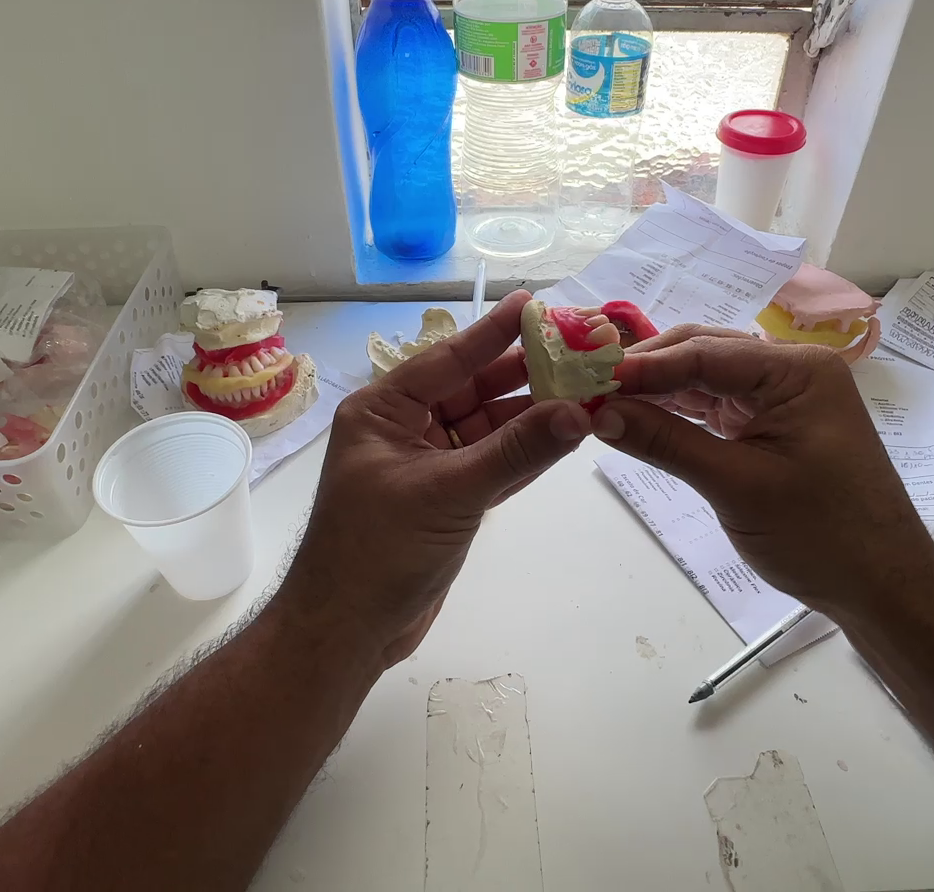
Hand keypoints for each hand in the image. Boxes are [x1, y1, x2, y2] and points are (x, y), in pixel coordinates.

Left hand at [278, 290, 589, 667]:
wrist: (348, 631)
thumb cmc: (379, 551)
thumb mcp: (449, 492)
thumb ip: (515, 452)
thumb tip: (578, 412)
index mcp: (384, 410)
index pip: (448, 359)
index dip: (493, 332)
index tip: (533, 303)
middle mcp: (405, 428)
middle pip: (472, 390)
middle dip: (523, 374)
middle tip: (576, 350)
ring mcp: (428, 464)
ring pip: (488, 428)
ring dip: (532, 416)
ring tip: (585, 391)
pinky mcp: (447, 498)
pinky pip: (492, 463)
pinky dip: (525, 453)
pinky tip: (564, 436)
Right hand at [593, 329, 933, 616]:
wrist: (882, 586)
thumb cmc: (822, 535)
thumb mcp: (737, 486)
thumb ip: (666, 443)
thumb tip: (599, 415)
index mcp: (797, 370)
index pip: (705, 352)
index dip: (644, 366)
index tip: (590, 379)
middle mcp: (790, 371)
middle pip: (703, 354)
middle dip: (647, 370)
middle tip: (589, 386)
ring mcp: (780, 397)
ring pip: (704, 378)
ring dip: (656, 390)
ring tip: (602, 400)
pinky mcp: (769, 424)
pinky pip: (713, 406)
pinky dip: (676, 412)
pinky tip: (637, 417)